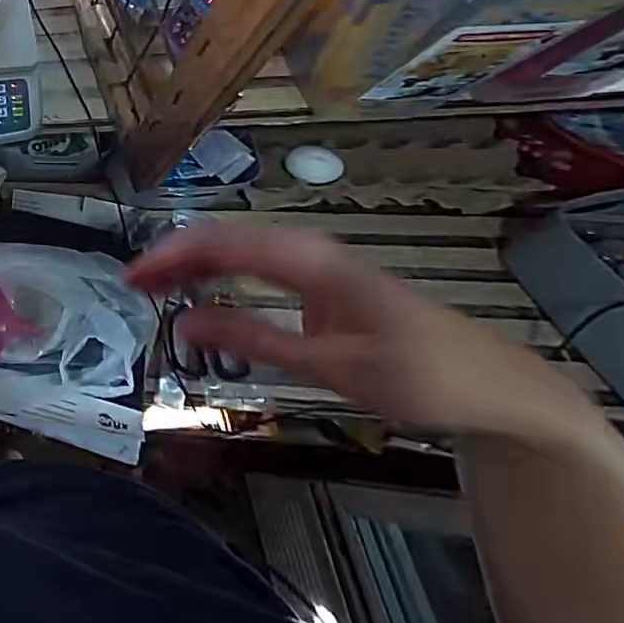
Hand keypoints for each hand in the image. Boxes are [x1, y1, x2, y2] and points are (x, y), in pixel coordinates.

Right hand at [125, 225, 603, 444]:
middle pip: (219, 238)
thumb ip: (255, 337)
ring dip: (188, 265)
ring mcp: (309, 260)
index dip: (168, 256)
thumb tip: (184, 323)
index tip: (130, 278)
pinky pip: (249, 264)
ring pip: (232, 248)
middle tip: (130, 285)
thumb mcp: (332, 364)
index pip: (218, 243)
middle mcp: (302, 248)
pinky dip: (215, 275)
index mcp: (305, 258)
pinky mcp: (314, 277)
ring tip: (150, 287)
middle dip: (169, 257)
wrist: (493, 384)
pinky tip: (198, 291)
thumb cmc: (420, 374)